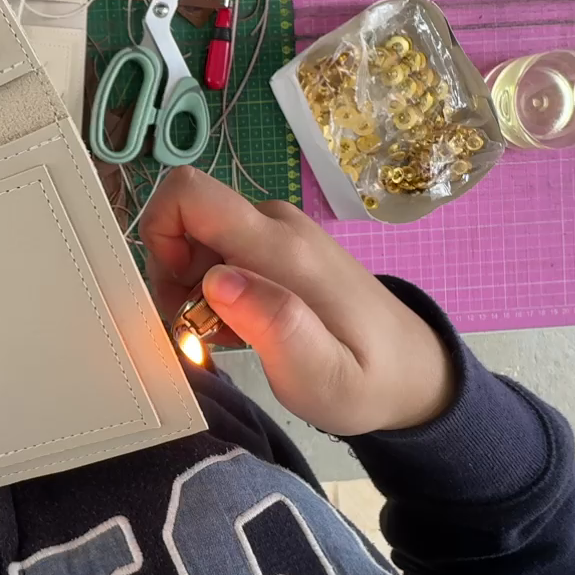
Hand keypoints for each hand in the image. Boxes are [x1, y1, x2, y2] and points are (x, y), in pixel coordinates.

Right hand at [138, 167, 453, 434]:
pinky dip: (211, 286)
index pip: (189, 193)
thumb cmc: (367, 381)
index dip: (159, 233)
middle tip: (200, 330)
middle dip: (173, 275)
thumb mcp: (324, 378)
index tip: (176, 289)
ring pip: (198, 237)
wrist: (415, 371)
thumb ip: (274, 326)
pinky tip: (238, 324)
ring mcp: (277, 231)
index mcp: (279, 248)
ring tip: (225, 334)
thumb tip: (217, 279)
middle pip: (186, 220)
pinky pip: (219, 248)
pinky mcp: (278, 244)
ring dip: (191, 286)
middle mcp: (274, 224)